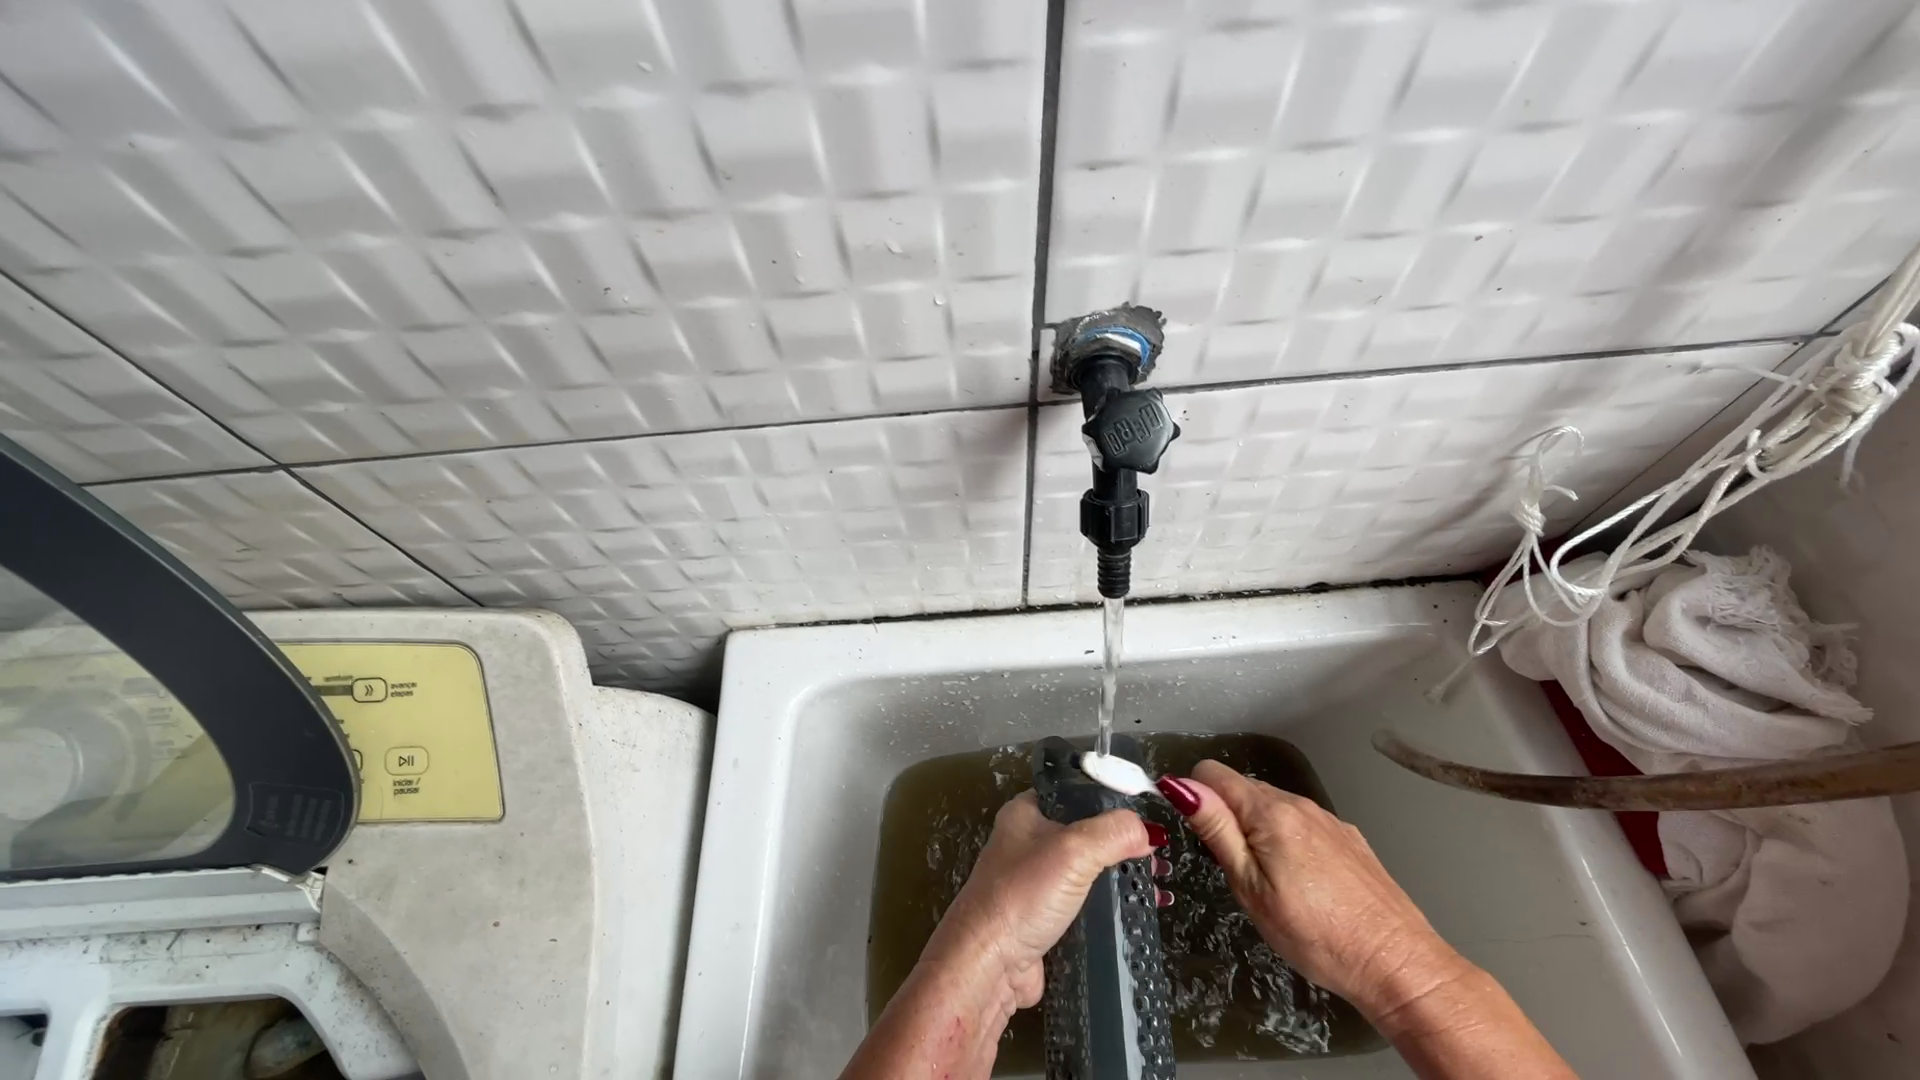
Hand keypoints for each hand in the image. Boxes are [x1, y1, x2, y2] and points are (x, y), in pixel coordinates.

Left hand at [843, 793, 1159, 1079]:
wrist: (988, 964)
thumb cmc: (1023, 895)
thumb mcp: (1074, 850)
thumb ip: (1113, 832)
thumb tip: (1146, 831)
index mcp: (1026, 812)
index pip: (1074, 792)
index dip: (1110, 800)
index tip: (1146, 814)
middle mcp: (1028, 842)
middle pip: (1087, 833)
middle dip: (1124, 844)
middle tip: (1157, 857)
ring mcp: (1035, 882)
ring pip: (1089, 871)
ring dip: (1122, 876)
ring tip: (1157, 886)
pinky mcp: (1044, 917)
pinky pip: (1086, 903)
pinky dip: (1112, 905)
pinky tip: (1138, 911)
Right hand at [1161, 760, 1470, 1019]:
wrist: (1398, 964)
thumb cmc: (1317, 935)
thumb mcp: (1250, 888)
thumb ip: (1216, 830)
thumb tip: (1182, 785)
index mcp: (1270, 812)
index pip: (1211, 772)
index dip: (1194, 798)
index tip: (1200, 837)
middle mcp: (1299, 804)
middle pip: (1241, 789)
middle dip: (1225, 818)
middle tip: (1236, 872)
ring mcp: (1327, 819)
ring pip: (1271, 807)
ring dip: (1256, 831)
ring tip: (1269, 883)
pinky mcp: (1347, 837)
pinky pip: (1300, 824)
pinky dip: (1287, 841)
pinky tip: (1302, 884)